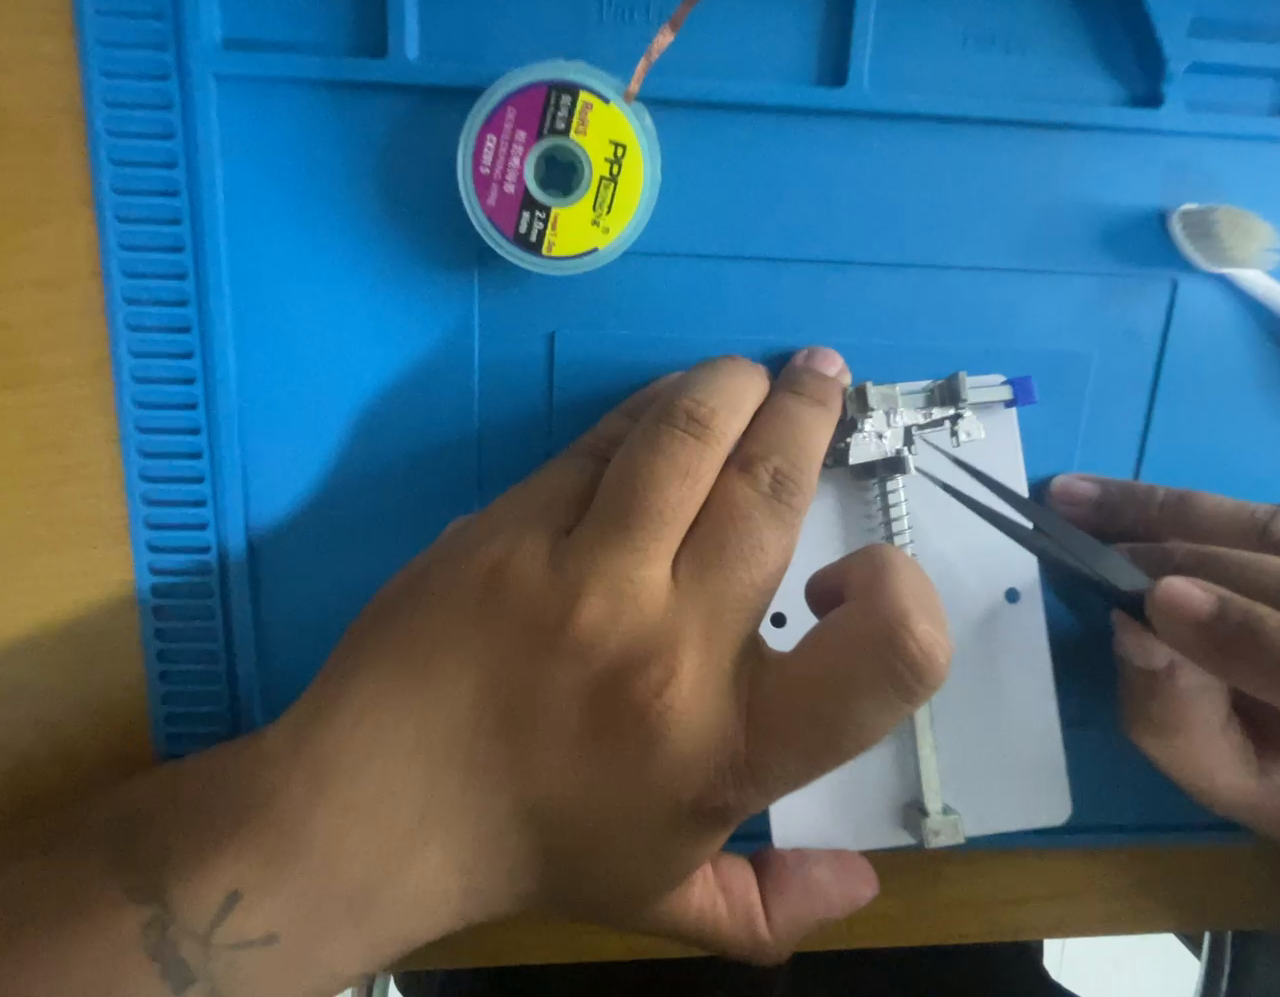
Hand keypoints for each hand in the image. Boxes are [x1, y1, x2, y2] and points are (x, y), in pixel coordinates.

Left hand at [278, 350, 949, 961]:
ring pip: (683, 442)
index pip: (884, 656)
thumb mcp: (664, 900)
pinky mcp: (511, 526)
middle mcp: (668, 643)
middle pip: (767, 495)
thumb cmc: (530, 848)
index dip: (905, 596)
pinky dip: (648, 412)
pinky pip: (600, 446)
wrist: (374, 806)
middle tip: (822, 375)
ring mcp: (582, 572)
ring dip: (732, 389)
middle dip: (808, 418)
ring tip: (750, 372)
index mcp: (727, 744)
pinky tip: (665, 401)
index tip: (854, 570)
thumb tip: (866, 877)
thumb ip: (775, 907)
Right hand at [1050, 476, 1279, 912]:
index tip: (1150, 602)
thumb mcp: (1271, 809)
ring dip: (1208, 517)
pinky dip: (1254, 515)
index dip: (1272, 648)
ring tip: (1105, 502)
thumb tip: (1133, 626)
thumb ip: (1193, 734)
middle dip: (1204, 562)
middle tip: (1087, 531)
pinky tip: (1183, 517)